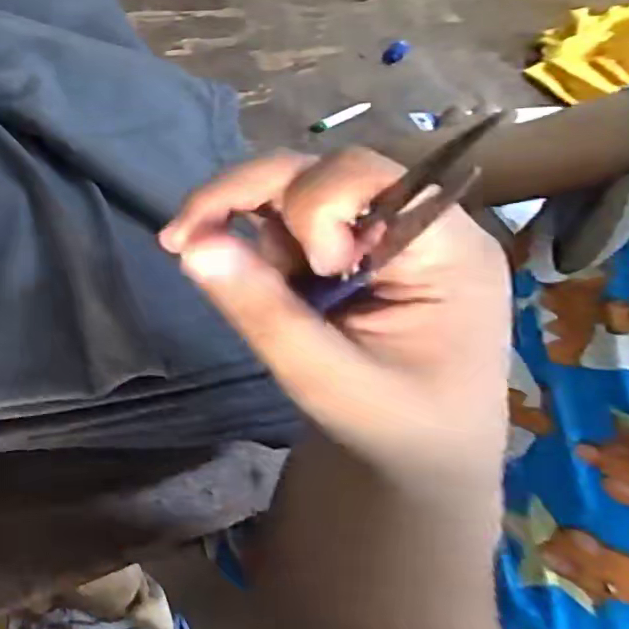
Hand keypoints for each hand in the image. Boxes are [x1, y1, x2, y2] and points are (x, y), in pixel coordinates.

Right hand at [160, 148, 510, 488]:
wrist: (408, 459)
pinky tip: (236, 267)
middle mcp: (408, 223)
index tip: (314, 272)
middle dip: (246, 197)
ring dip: (240, 218)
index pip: (365, 176)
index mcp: (444, 249)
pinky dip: (242, 230)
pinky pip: (277, 209)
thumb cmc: (392, 428)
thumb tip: (191, 245)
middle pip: (314, 169)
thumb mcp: (327, 380)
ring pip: (285, 183)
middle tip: (184, 239)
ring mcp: (369, 228)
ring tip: (229, 275)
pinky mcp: (338, 239)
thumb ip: (264, 311)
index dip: (315, 205)